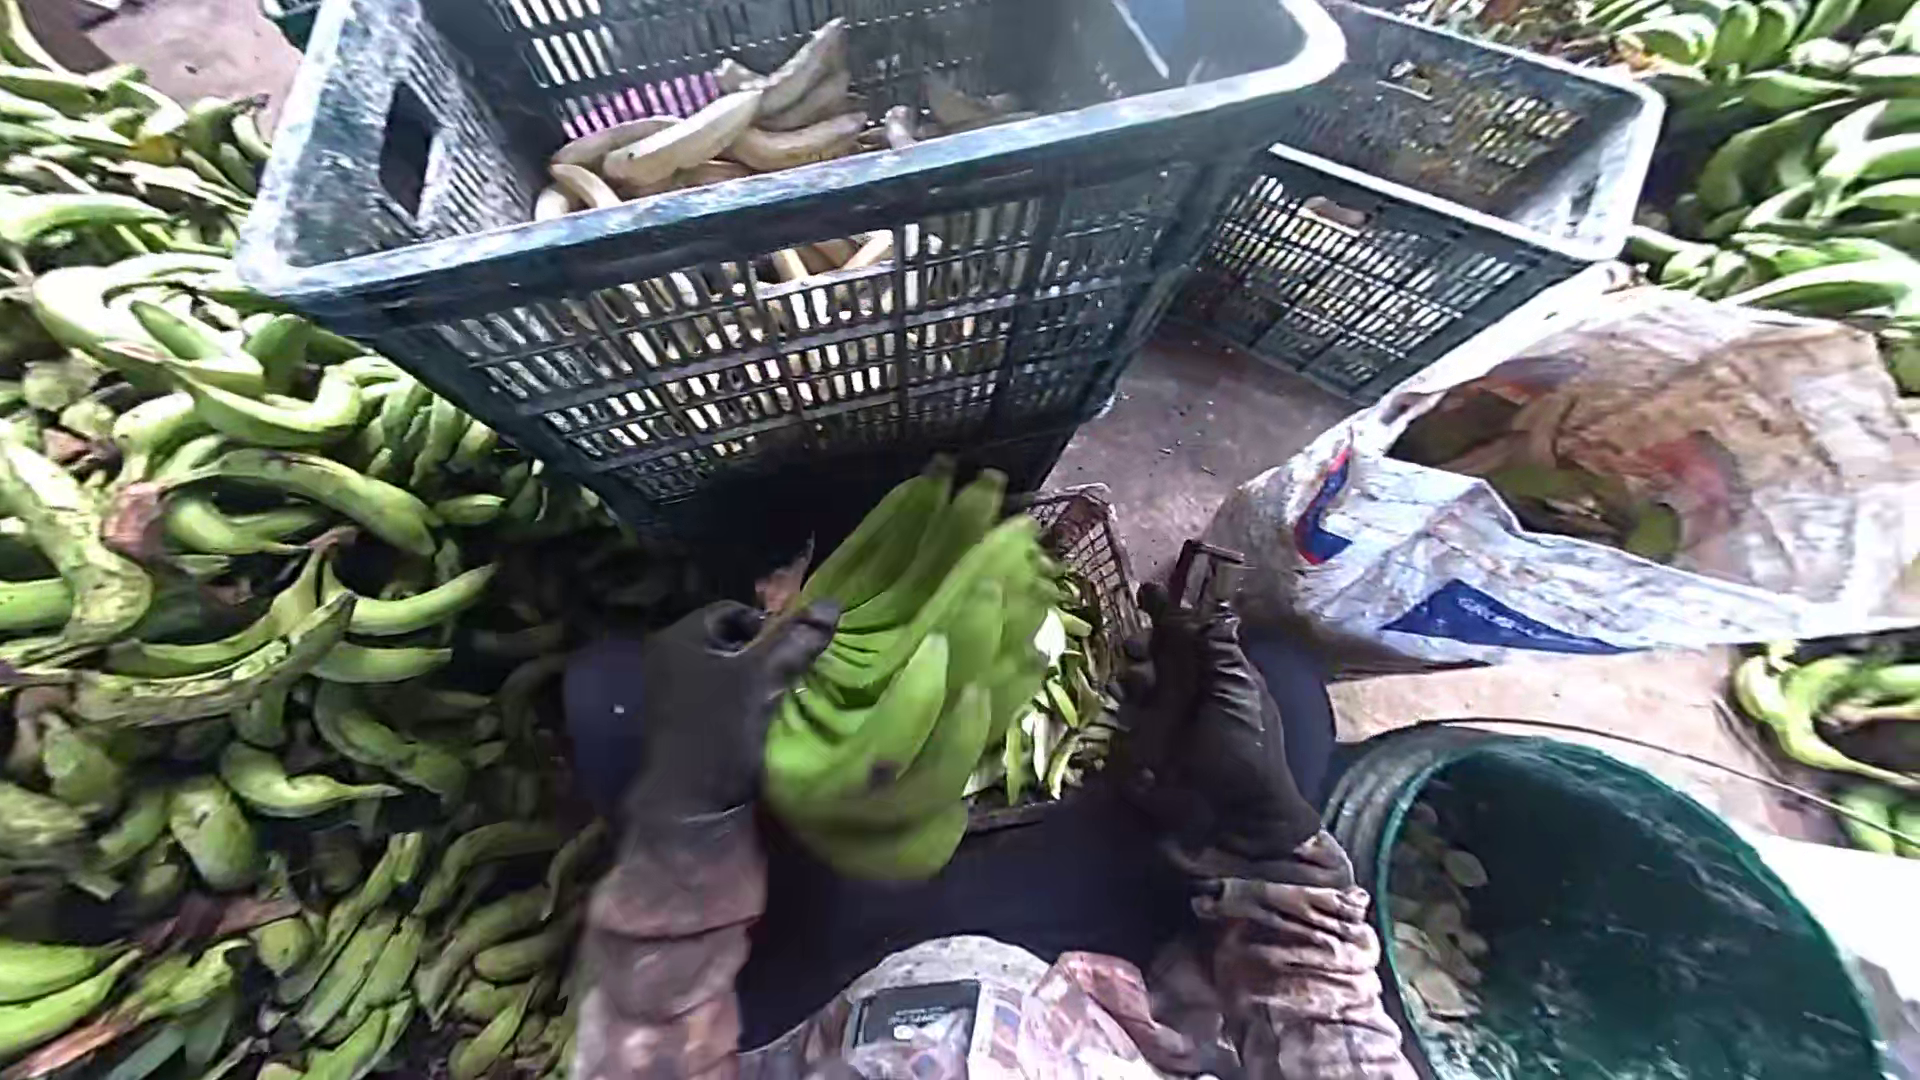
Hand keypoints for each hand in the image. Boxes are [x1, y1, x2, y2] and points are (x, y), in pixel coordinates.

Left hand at [564, 600, 837, 821]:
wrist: (692, 810)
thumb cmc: (721, 732)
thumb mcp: (764, 678)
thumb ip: (797, 639)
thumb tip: (832, 604)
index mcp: (680, 638)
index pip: (735, 610)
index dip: (768, 625)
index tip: (789, 652)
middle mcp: (672, 658)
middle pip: (735, 639)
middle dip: (766, 652)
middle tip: (790, 671)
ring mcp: (676, 691)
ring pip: (733, 668)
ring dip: (760, 677)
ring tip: (783, 693)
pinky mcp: (687, 720)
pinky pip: (725, 693)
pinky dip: (747, 698)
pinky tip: (766, 714)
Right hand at [1120, 584, 1319, 860]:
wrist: (1228, 824)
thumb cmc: (1243, 756)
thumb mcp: (1239, 697)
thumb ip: (1221, 652)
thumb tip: (1219, 609)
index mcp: (1220, 676)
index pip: (1192, 633)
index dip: (1170, 612)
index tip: (1147, 591)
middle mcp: (1189, 689)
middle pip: (1159, 650)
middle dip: (1144, 640)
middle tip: (1134, 644)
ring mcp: (1163, 714)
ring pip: (1138, 674)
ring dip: (1131, 667)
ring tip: (1130, 678)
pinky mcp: (1140, 737)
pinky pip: (1122, 706)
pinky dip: (1117, 695)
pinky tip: (1119, 696)